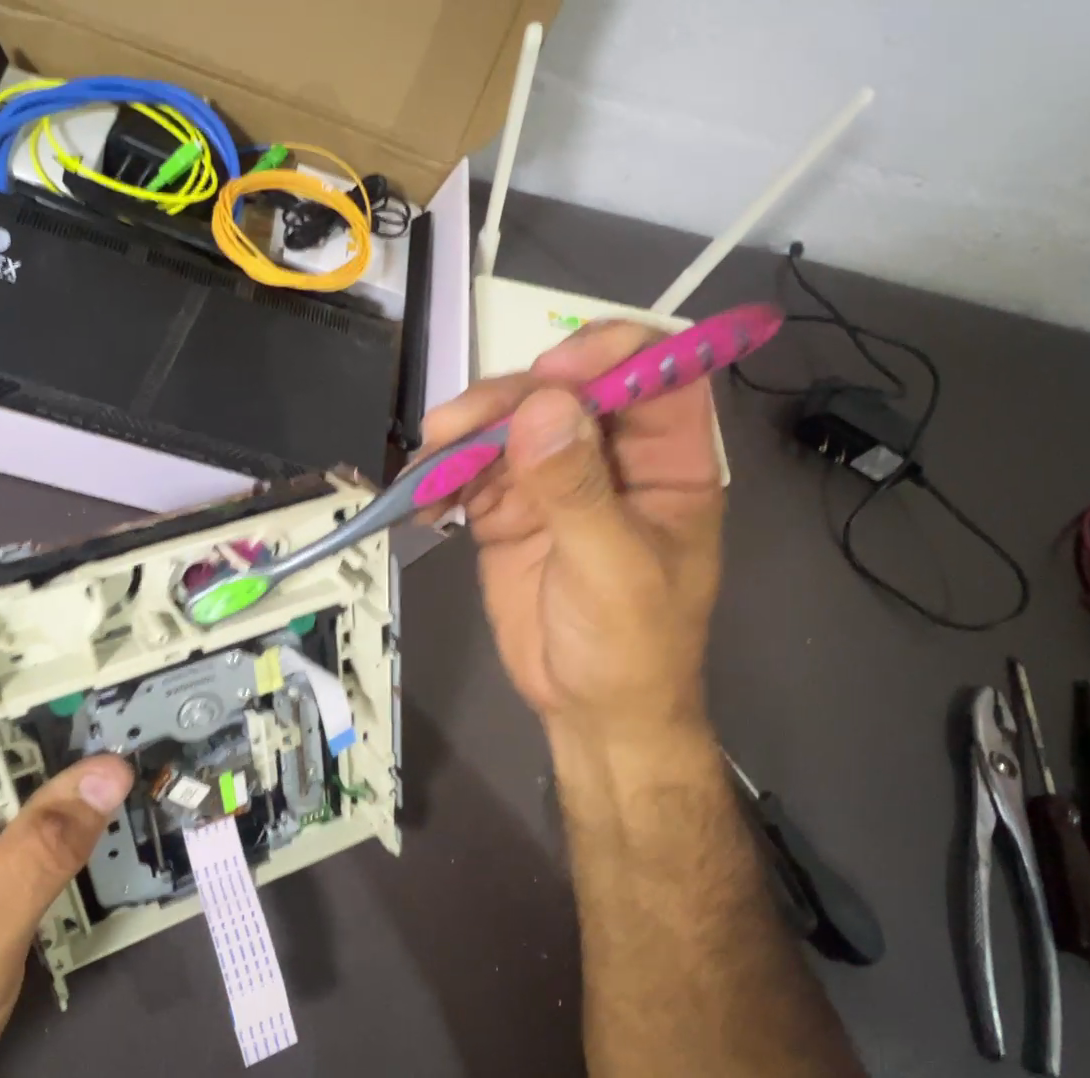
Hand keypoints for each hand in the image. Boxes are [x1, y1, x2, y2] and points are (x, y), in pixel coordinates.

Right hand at [419, 321, 724, 734]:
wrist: (588, 710)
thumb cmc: (630, 646)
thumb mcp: (612, 570)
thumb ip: (577, 489)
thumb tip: (540, 406)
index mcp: (666, 463)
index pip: (653, 375)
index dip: (609, 354)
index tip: (553, 369)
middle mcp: (610, 457)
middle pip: (564, 389)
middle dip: (511, 396)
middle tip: (459, 423)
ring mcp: (554, 478)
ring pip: (509, 422)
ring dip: (466, 431)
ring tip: (431, 456)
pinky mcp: (508, 506)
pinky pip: (471, 470)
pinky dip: (443, 475)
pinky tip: (423, 496)